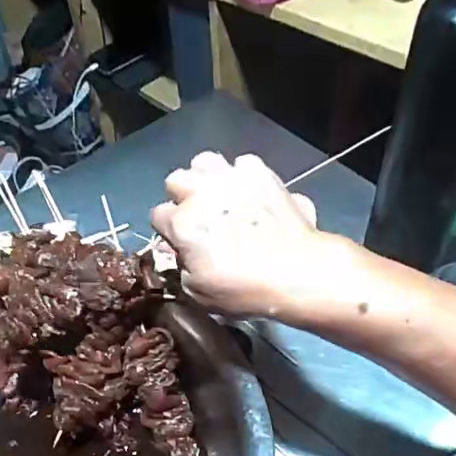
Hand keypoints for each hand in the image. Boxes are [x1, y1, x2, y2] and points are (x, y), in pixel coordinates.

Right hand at [149, 151, 363, 319]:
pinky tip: (250, 195)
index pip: (158, 216)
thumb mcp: (200, 294)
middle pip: (176, 180)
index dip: (168, 231)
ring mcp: (232, 178)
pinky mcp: (262, 173)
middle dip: (182, 197)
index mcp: (182, 223)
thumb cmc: (246, 290)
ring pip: (205, 162)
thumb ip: (182, 269)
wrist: (297, 273)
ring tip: (219, 198)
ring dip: (207, 178)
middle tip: (199, 218)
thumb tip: (182, 255)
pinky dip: (244, 176)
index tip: (181, 243)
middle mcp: (201, 192)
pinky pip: (244, 164)